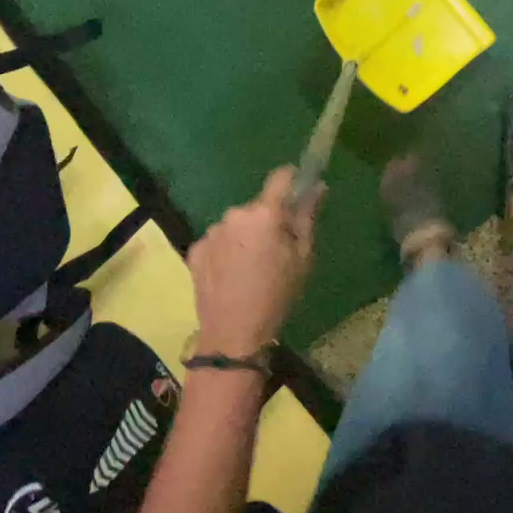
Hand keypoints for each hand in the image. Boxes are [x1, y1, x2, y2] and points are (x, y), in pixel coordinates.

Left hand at [187, 167, 320, 357]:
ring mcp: (211, 232)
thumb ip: (308, 216)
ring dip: (245, 235)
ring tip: (250, 265)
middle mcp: (234, 215)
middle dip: (267, 219)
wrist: (233, 335)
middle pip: (257, 206)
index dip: (292, 180)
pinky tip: (230, 274)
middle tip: (276, 248)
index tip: (298, 192)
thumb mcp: (302, 257)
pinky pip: (218, 241)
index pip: (280, 177)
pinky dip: (226, 250)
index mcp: (264, 213)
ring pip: (236, 224)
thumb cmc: (277, 294)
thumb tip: (318, 186)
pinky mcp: (194, 250)